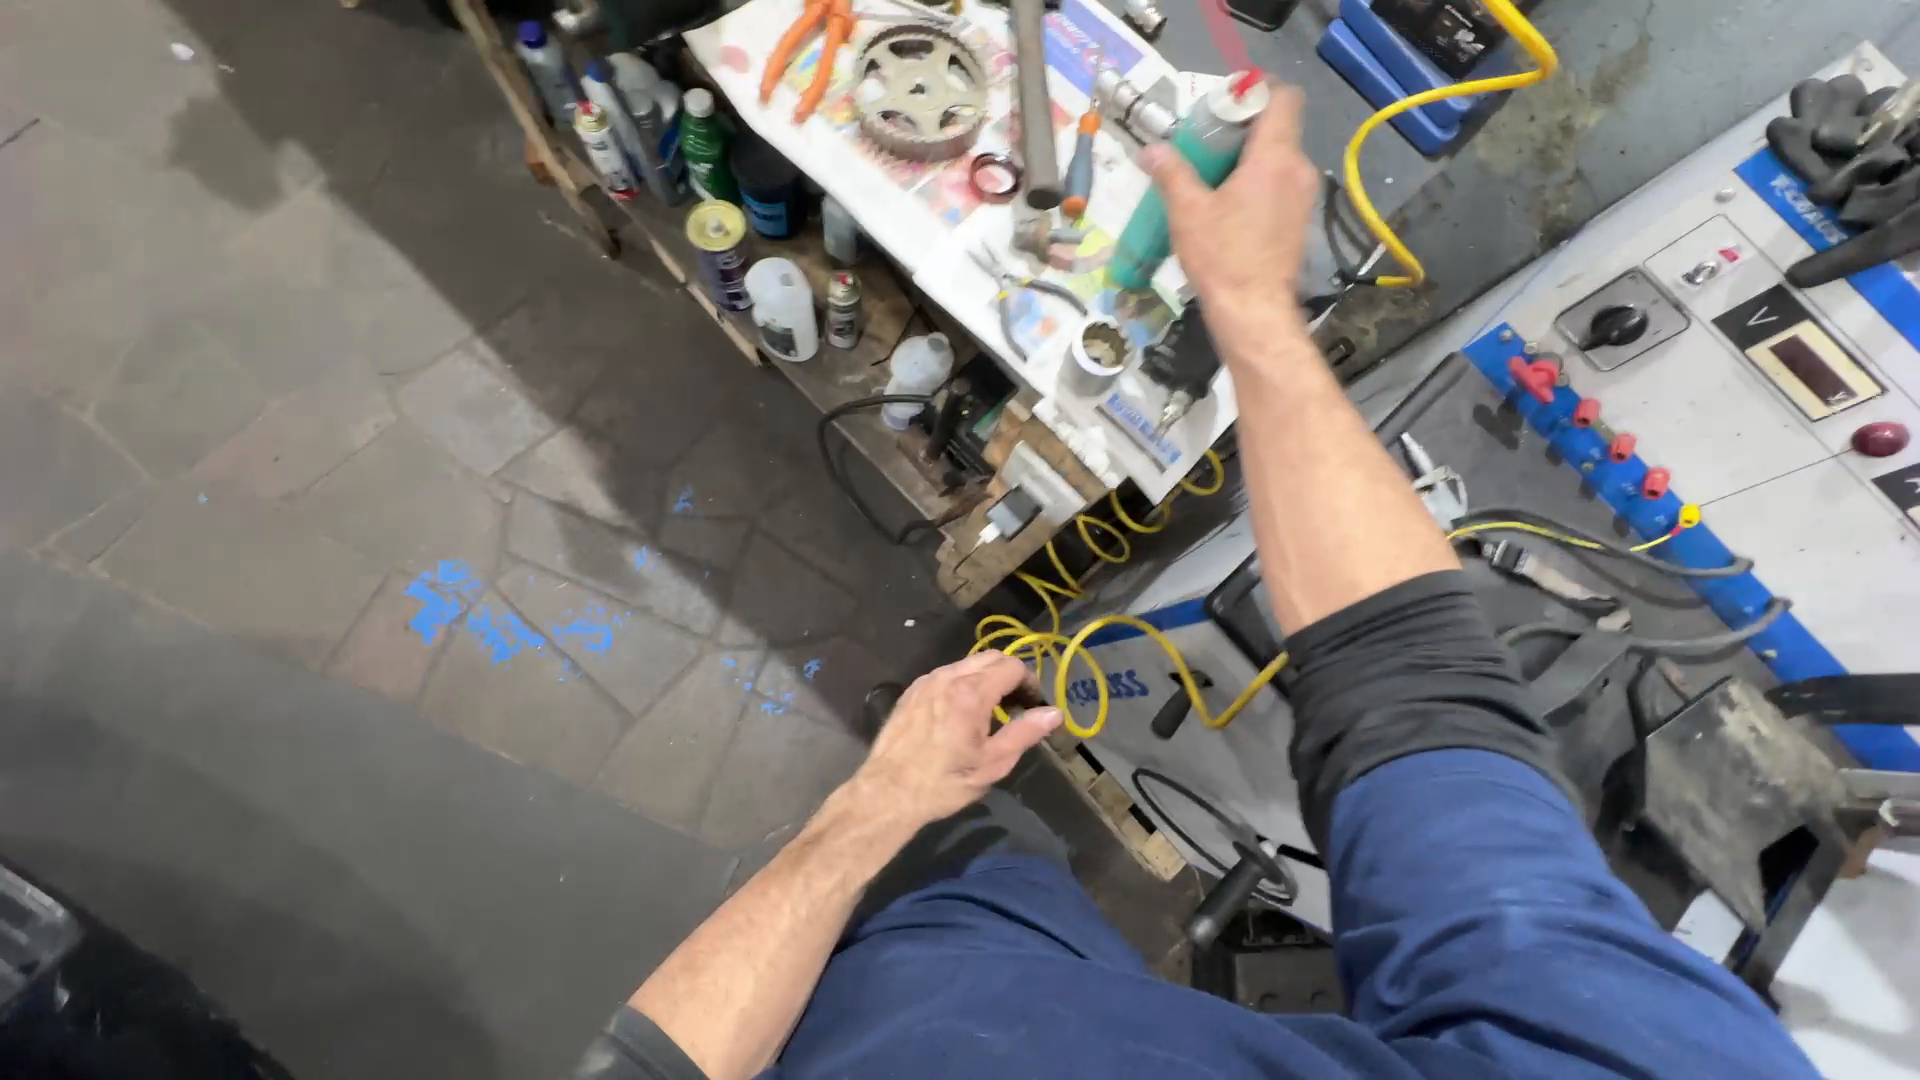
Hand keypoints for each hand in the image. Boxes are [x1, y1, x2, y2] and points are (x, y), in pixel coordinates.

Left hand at [847, 652, 1061, 828]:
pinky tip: (961, 713)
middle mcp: (948, 677)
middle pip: (991, 657)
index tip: (1033, 706)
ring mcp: (927, 681)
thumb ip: (1025, 733)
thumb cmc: (944, 782)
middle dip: (1010, 676)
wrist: (888, 792)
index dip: (1030, 683)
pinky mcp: (912, 690)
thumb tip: (1054, 713)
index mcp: (971, 693)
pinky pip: (947, 674)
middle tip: (1016, 706)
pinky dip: (963, 683)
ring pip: (968, 663)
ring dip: (986, 678)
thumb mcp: (992, 763)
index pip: (1012, 667)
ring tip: (990, 712)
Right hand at [1141, 83, 1319, 352]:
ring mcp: (1303, 197)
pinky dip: (1258, 184)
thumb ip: (1172, 174)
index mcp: (1275, 156)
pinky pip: (1280, 186)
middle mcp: (1298, 168)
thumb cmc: (1221, 257)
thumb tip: (1151, 150)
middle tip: (1207, 144)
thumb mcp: (1187, 213)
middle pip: (1279, 128)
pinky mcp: (1299, 222)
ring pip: (1279, 159)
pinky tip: (1230, 207)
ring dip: (1250, 160)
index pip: (1282, 97)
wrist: (1253, 311)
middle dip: (1244, 129)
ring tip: (1214, 178)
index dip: (1256, 91)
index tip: (1224, 106)